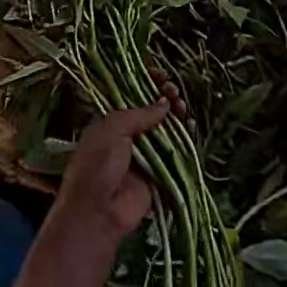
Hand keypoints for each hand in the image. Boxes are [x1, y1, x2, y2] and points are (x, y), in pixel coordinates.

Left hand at [49, 72, 186, 243]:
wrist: (98, 212)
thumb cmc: (98, 163)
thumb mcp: (113, 128)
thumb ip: (141, 114)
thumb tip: (165, 102)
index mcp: (112, 119)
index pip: (132, 93)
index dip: (146, 82)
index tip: (159, 74)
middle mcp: (128, 133)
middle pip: (151, 108)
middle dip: (164, 95)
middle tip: (173, 90)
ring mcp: (144, 152)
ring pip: (165, 127)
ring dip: (175, 113)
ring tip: (181, 106)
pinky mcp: (158, 172)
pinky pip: (174, 150)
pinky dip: (183, 136)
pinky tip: (189, 124)